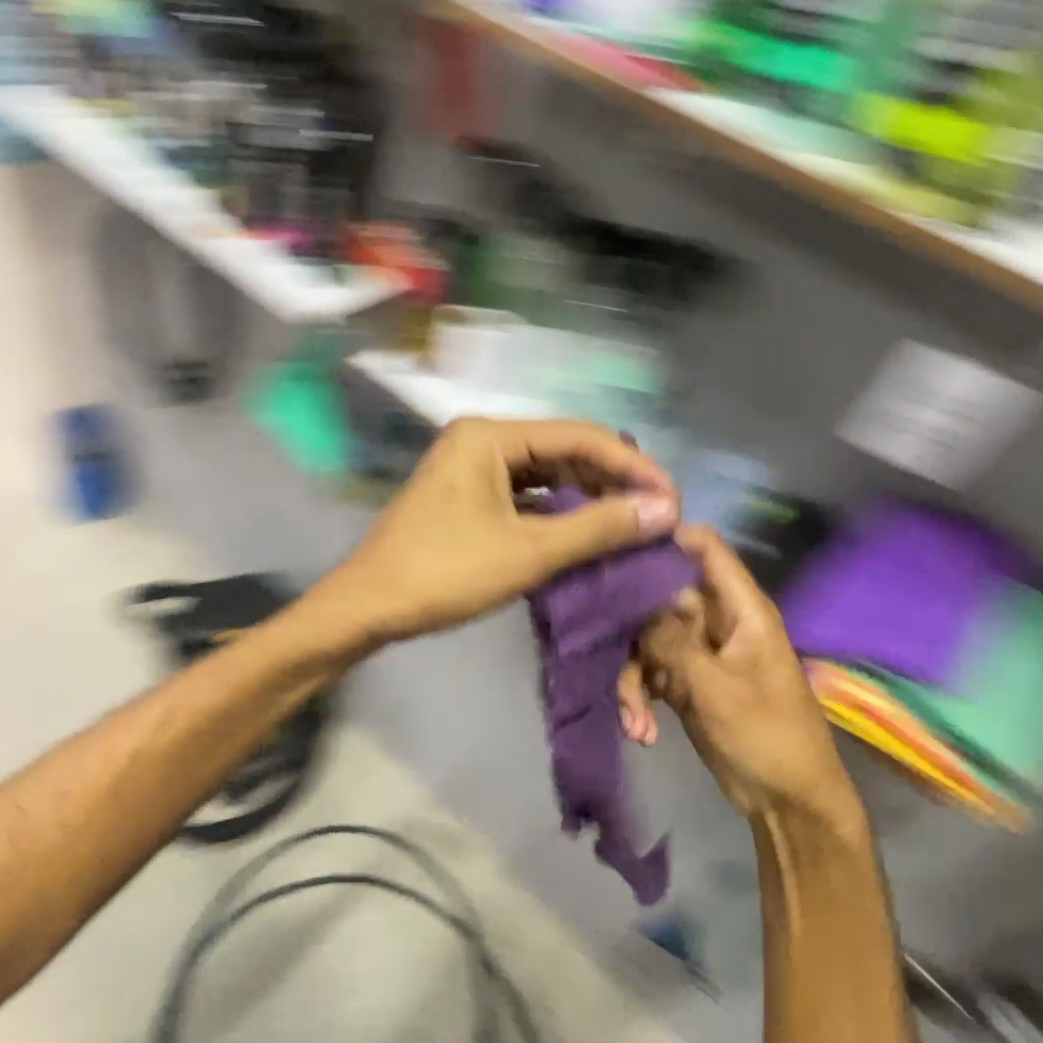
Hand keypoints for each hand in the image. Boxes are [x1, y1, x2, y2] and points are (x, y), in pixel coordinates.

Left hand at [316, 417, 678, 644]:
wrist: (368, 607)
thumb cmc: (444, 573)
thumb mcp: (528, 552)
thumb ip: (599, 527)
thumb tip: (665, 510)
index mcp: (489, 436)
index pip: (579, 437)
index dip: (632, 467)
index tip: (673, 500)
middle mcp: (480, 440)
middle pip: (563, 452)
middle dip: (613, 483)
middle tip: (659, 517)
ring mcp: (471, 468)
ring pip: (546, 476)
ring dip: (588, 500)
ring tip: (634, 526)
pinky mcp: (467, 497)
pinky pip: (525, 496)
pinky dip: (558, 514)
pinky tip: (589, 535)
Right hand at [622, 526, 857, 822]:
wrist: (788, 803)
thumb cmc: (767, 736)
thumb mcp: (717, 688)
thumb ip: (672, 642)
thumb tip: (631, 606)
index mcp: (742, 610)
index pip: (705, 549)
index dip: (665, 539)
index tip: (617, 549)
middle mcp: (718, 623)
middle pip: (660, 599)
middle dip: (630, 630)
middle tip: (600, 652)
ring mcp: (700, 654)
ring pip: (647, 640)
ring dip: (632, 677)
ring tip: (634, 721)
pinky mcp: (685, 683)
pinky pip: (649, 673)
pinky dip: (639, 697)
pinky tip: (640, 730)